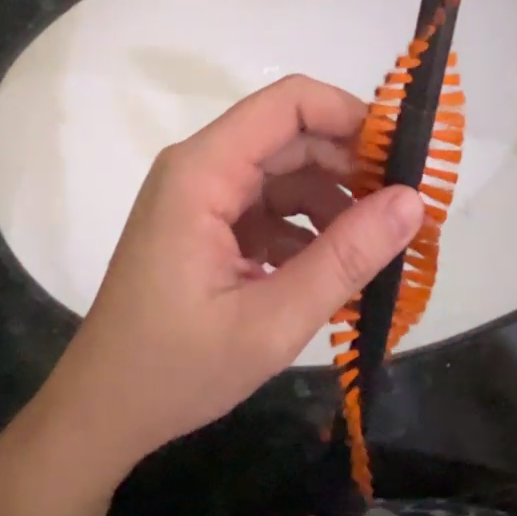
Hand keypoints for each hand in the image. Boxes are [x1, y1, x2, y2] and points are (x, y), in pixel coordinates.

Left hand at [47, 74, 424, 464]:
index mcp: (203, 171)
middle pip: (291, 136)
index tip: (406, 153)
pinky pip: (270, 206)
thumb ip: (345, 258)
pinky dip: (308, 229)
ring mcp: (201, 195)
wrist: (102, 412)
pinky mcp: (207, 223)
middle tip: (409, 207)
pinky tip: (337, 267)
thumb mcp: (271, 321)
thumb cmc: (175, 369)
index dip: (351, 114)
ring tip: (382, 245)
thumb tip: (413, 201)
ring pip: (285, 172)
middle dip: (353, 165)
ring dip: (335, 201)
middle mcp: (200, 167)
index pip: (288, 103)